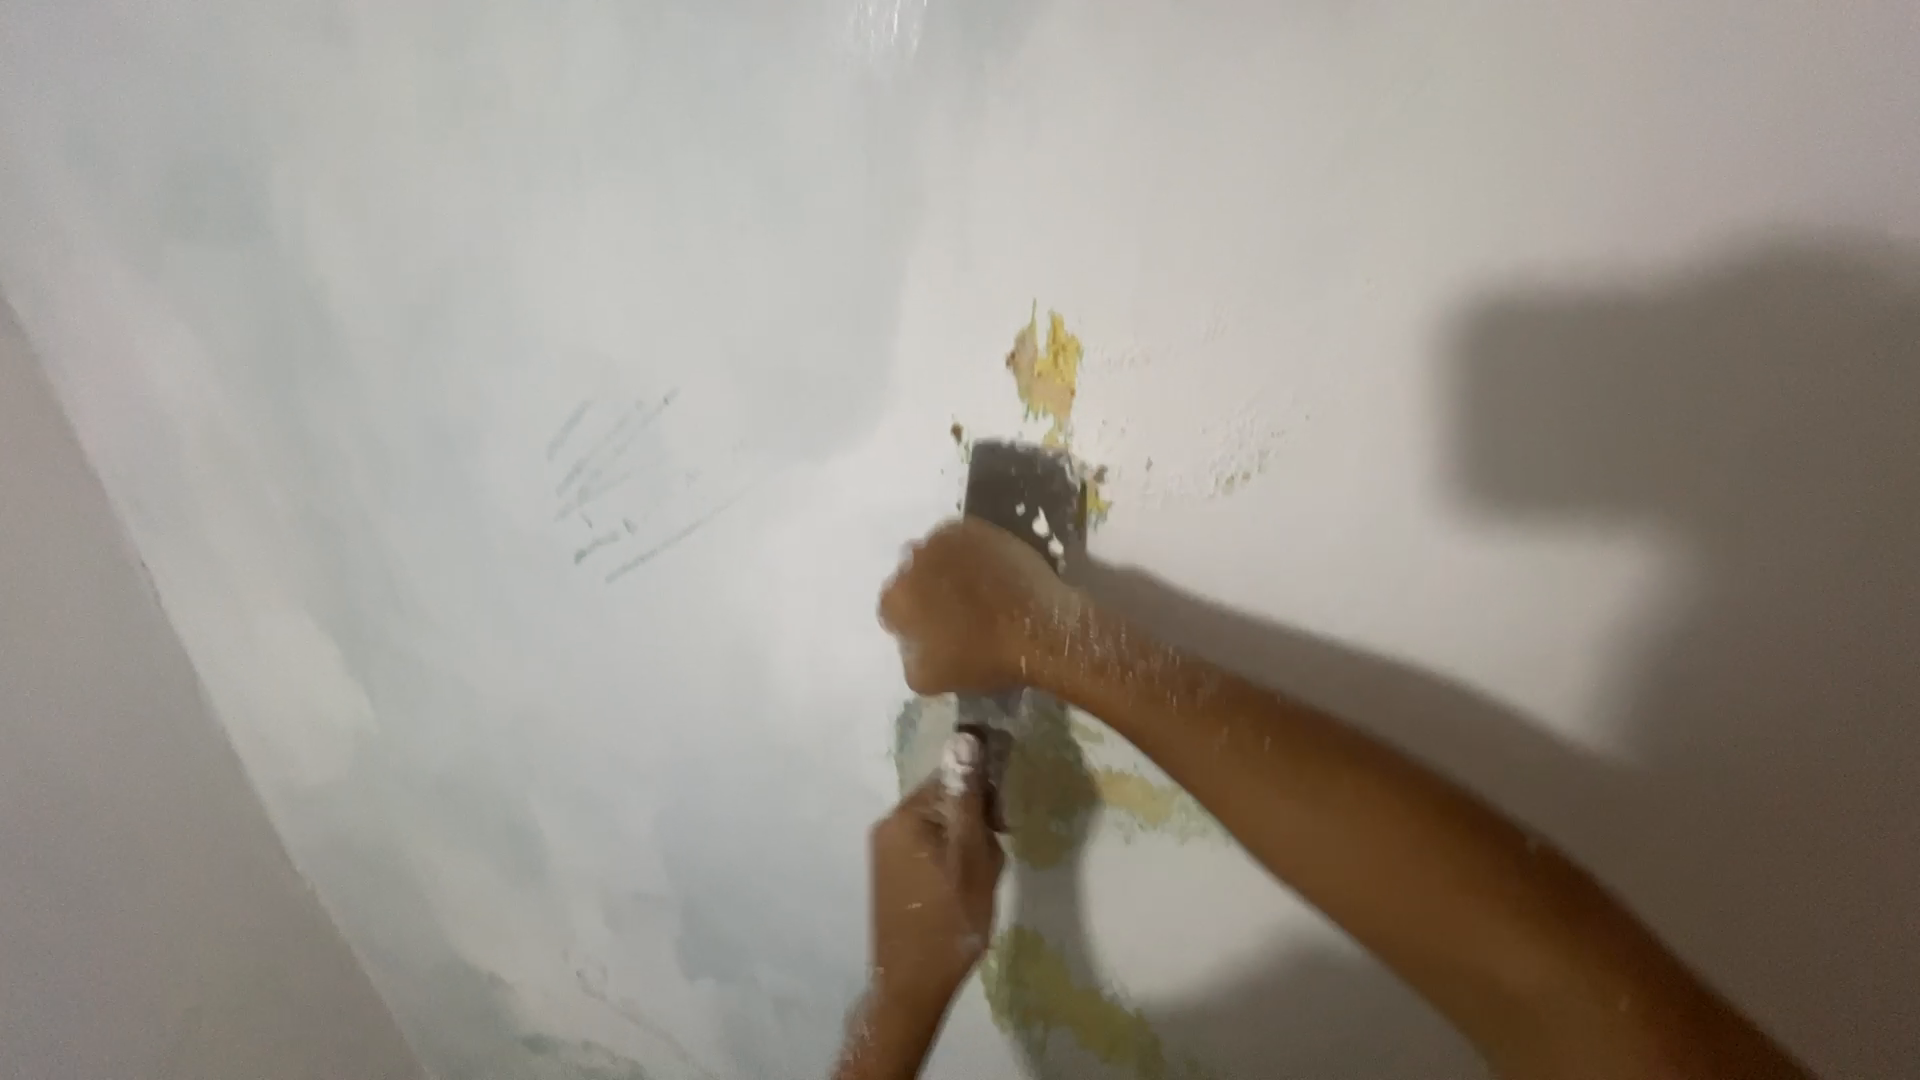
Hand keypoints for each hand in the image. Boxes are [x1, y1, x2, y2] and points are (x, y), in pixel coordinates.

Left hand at [867, 731, 1005, 1011]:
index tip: (1003, 824)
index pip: (952, 777)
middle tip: (990, 859)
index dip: (984, 797)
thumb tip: (965, 736)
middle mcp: (888, 823)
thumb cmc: (950, 922)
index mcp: (905, 815)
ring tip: (977, 879)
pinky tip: (960, 887)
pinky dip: (949, 858)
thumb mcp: (971, 857)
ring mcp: (885, 848)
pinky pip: (927, 845)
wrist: (911, 987)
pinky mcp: (889, 870)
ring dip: (965, 843)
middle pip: (945, 800)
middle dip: (975, 822)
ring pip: (940, 824)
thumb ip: (968, 797)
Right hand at [877, 519, 1081, 695]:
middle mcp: (913, 560)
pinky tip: (988, 571)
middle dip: (925, 590)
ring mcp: (945, 539)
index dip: (910, 620)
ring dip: (944, 569)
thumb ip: (906, 655)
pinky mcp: (975, 527)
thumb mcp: (928, 679)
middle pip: (911, 576)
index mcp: (897, 597)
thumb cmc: (984, 658)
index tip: (932, 630)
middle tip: (954, 609)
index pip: (891, 608)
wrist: (1041, 628)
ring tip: (974, 589)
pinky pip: (960, 539)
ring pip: (934, 555)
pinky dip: (967, 553)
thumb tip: (909, 641)